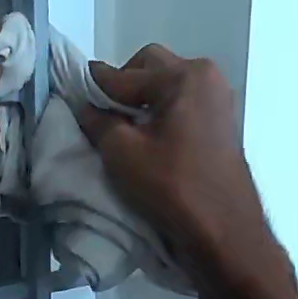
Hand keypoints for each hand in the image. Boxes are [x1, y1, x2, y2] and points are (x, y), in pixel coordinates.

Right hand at [76, 45, 282, 296]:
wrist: (223, 230)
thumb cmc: (171, 187)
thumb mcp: (122, 153)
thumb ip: (99, 121)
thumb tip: (85, 104)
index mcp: (183, 76)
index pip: (127, 74)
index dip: (96, 84)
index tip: (74, 88)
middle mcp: (206, 77)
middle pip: (151, 67)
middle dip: (124, 84)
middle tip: (104, 113)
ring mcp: (219, 99)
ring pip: (168, 84)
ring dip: (144, 97)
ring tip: (125, 127)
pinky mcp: (222, 123)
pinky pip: (183, 103)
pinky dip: (161, 111)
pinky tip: (149, 136)